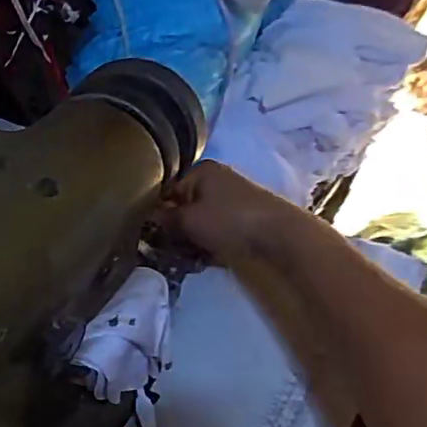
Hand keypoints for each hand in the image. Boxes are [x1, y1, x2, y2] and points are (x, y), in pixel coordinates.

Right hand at [159, 161, 296, 262]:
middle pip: (182, 204)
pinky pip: (214, 226)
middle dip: (174, 226)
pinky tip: (204, 255)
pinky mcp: (241, 215)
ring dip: (190, 236)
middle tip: (166, 246)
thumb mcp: (188, 220)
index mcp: (200, 171)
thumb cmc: (228, 220)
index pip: (165, 190)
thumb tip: (147, 217)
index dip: (155, 212)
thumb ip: (164, 218)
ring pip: (198, 218)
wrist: (278, 235)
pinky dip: (207, 239)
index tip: (148, 232)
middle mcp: (215, 179)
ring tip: (186, 253)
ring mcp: (230, 197)